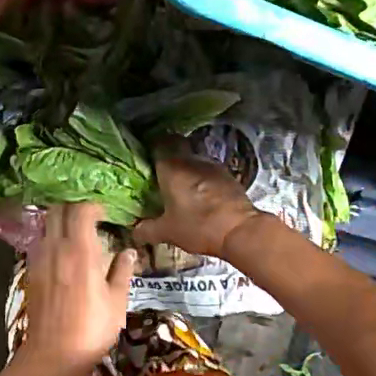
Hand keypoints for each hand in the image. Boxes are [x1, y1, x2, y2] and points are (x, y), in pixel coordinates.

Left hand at [17, 201, 134, 375]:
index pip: (81, 211)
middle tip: (88, 215)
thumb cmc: (92, 328)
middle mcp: (55, 246)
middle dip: (73, 206)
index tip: (104, 212)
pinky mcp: (30, 267)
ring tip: (75, 228)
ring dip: (60, 219)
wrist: (54, 352)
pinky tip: (61, 248)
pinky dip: (50, 235)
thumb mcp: (116, 301)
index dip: (92, 206)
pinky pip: (39, 240)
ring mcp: (39, 256)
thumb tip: (128, 251)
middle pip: (58, 210)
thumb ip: (121, 271)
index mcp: (79, 250)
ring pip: (46, 223)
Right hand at [134, 140, 259, 258]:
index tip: (148, 157)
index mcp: (170, 167)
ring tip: (184, 186)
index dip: (152, 147)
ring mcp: (213, 166)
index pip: (159, 143)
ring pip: (195, 159)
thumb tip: (134, 231)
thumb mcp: (167, 232)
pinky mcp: (230, 177)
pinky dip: (204, 179)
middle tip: (163, 172)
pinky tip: (203, 196)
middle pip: (178, 147)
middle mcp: (191, 160)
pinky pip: (210, 172)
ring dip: (189, 168)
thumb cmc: (198, 226)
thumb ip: (147, 229)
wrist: (242, 232)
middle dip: (170, 156)